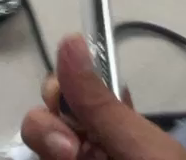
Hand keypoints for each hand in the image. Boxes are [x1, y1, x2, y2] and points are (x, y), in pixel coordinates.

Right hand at [20, 35, 185, 159]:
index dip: (58, 90)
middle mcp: (95, 150)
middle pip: (45, 123)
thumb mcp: (144, 151)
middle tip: (68, 152)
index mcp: (117, 130)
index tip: (62, 101)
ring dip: (46, 152)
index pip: (69, 92)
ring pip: (41, 154)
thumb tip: (69, 37)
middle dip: (43, 129)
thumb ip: (101, 103)